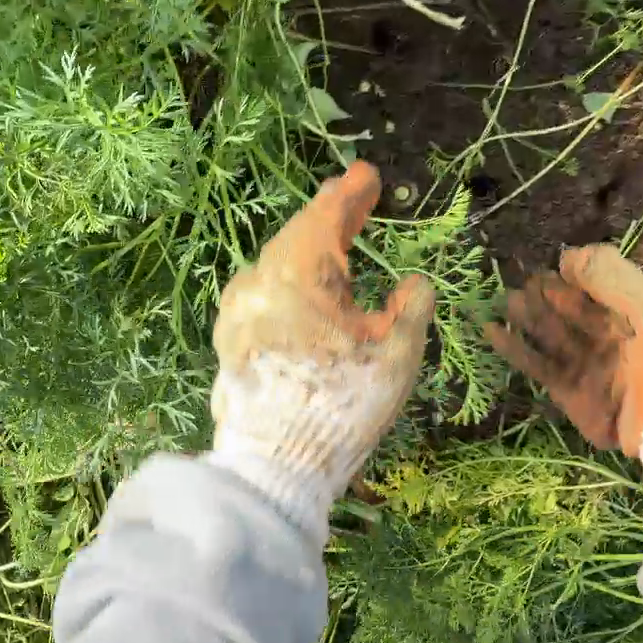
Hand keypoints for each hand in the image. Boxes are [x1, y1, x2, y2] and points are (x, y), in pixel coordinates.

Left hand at [207, 162, 435, 539]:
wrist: (274, 468)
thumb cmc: (341, 403)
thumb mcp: (395, 353)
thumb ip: (412, 306)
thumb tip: (413, 285)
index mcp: (297, 272)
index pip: (326, 216)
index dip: (350, 193)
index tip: (366, 174)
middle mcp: (258, 281)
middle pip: (299, 237)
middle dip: (331, 219)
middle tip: (356, 201)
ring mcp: (237, 312)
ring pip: (278, 266)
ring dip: (309, 252)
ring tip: (336, 245)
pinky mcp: (230, 341)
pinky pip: (265, 295)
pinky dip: (290, 284)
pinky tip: (304, 294)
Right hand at [487, 246, 642, 498]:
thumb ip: (611, 278)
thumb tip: (567, 257)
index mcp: (633, 316)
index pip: (595, 289)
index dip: (573, 279)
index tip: (554, 271)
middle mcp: (607, 338)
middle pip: (569, 310)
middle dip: (546, 296)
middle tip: (524, 284)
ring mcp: (586, 365)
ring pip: (549, 334)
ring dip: (528, 317)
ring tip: (508, 301)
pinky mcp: (567, 392)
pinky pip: (537, 365)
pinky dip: (514, 348)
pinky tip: (493, 331)